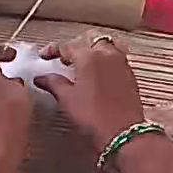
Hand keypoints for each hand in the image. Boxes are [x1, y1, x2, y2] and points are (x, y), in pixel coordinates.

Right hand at [35, 33, 145, 147]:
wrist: (121, 133)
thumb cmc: (95, 116)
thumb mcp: (67, 99)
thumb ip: (53, 83)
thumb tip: (43, 78)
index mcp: (89, 56)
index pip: (67, 46)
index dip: (53, 50)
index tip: (46, 56)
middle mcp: (107, 55)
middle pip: (90, 40)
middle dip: (76, 46)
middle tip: (64, 58)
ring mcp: (121, 63)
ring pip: (107, 45)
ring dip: (94, 49)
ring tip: (83, 62)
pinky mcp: (129, 75)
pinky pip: (117, 57)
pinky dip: (106, 59)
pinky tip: (98, 73)